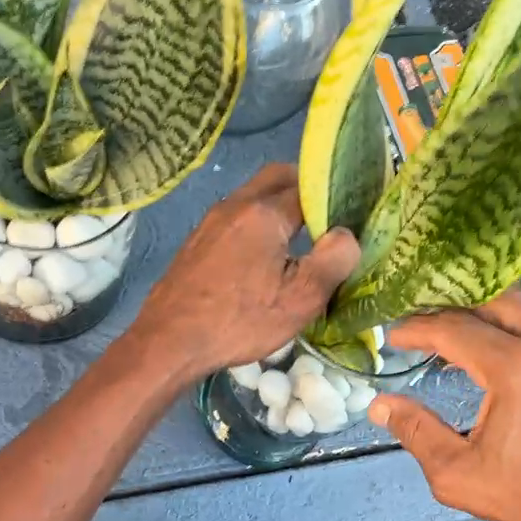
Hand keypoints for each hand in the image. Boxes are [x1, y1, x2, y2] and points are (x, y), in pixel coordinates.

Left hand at [127, 164, 359, 380]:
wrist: (169, 342)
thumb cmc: (239, 321)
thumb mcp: (300, 299)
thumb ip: (333, 260)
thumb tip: (346, 235)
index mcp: (264, 212)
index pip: (309, 187)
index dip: (334, 199)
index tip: (350, 217)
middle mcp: (234, 206)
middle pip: (277, 179)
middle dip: (305, 190)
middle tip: (327, 219)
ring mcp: (210, 223)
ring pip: (253, 199)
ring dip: (278, 209)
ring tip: (299, 241)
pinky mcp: (196, 243)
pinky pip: (235, 221)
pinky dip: (256, 227)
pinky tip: (262, 259)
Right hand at [368, 294, 520, 520]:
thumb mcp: (461, 476)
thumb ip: (416, 432)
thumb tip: (380, 404)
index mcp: (516, 368)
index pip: (453, 328)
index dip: (416, 329)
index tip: (393, 337)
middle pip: (492, 302)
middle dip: (452, 310)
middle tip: (424, 328)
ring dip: (489, 322)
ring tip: (462, 344)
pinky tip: (510, 366)